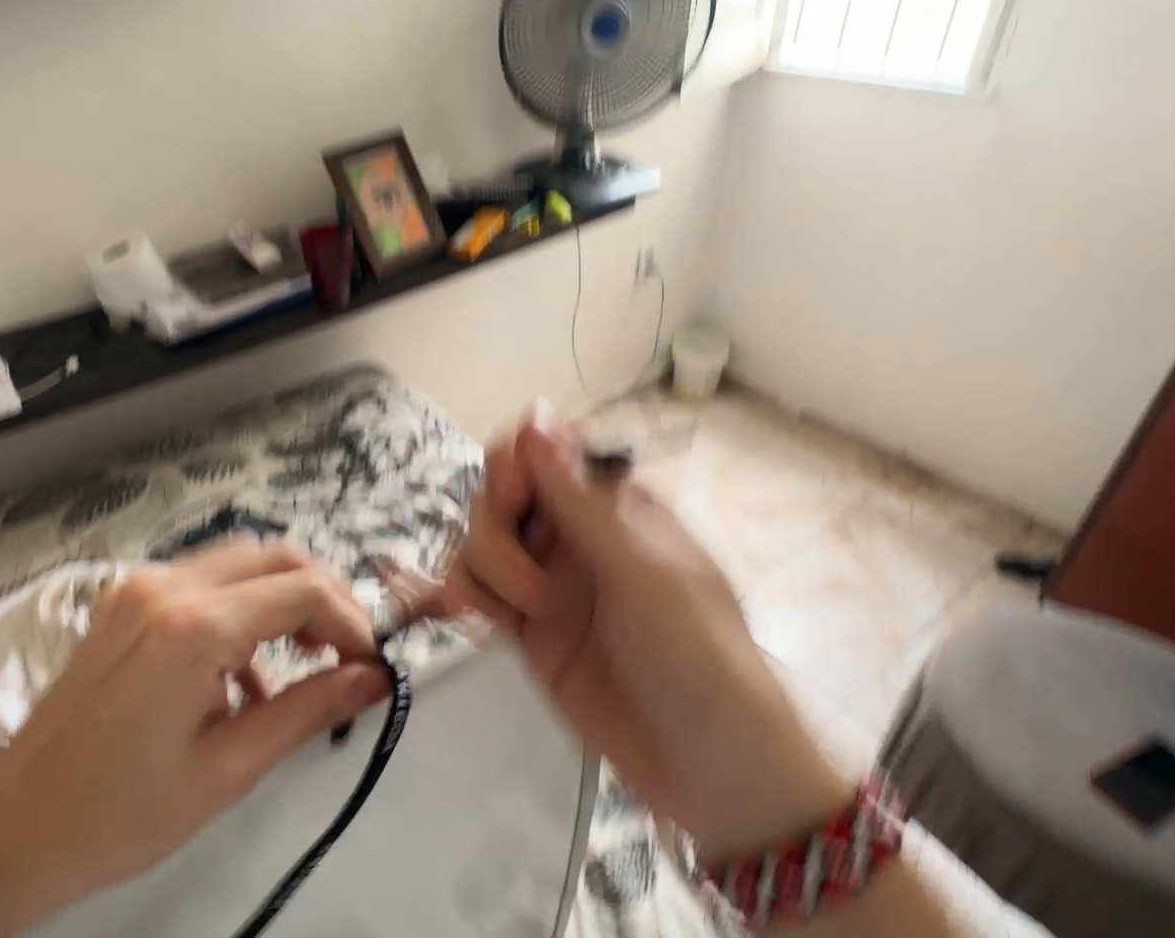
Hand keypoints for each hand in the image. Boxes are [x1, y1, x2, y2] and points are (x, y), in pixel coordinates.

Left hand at [0, 539, 388, 933]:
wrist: (11, 828)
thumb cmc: (120, 813)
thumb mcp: (229, 768)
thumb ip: (311, 709)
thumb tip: (376, 678)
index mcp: (192, 627)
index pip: (303, 592)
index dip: (352, 622)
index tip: (374, 663)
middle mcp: (166, 586)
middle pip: (278, 558)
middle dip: (325, 599)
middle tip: (350, 653)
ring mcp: (141, 585)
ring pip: (244, 559)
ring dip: (287, 595)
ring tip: (310, 655)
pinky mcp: (127, 598)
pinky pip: (207, 579)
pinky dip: (246, 604)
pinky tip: (250, 664)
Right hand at [443, 414, 847, 857]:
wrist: (708, 763)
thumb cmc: (695, 650)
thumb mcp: (641, 568)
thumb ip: (579, 498)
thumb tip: (535, 412)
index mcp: (614, 504)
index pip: (544, 450)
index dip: (516, 462)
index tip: (515, 497)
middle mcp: (574, 534)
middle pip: (499, 493)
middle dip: (497, 523)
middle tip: (529, 574)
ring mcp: (547, 582)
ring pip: (480, 541)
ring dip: (489, 568)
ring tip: (529, 615)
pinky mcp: (526, 631)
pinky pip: (477, 592)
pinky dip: (465, 596)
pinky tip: (473, 617)